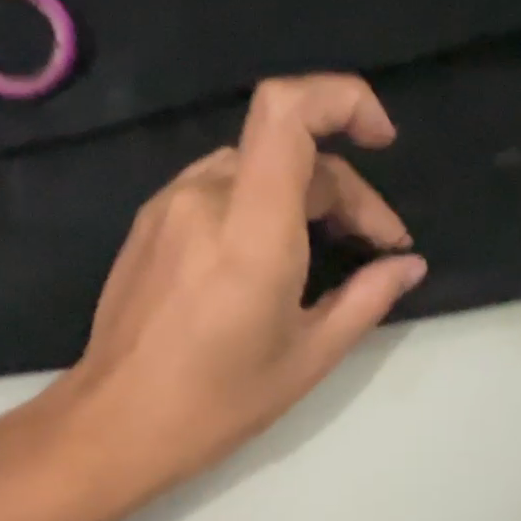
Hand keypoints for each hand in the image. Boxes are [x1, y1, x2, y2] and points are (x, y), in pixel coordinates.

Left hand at [51, 74, 426, 495]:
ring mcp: (169, 203)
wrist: (113, 421)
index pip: (287, 111)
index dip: (341, 99)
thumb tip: (407, 264)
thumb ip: (366, 297)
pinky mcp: (150, 219)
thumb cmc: (216, 401)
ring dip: (300, 190)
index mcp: (249, 228)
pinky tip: (269, 251)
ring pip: (253, 163)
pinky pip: (217, 185)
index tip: (381, 140)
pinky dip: (258, 200)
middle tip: (377, 245)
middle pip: (287, 146)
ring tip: (325, 247)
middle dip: (343, 186)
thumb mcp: (307, 357)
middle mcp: (204, 197)